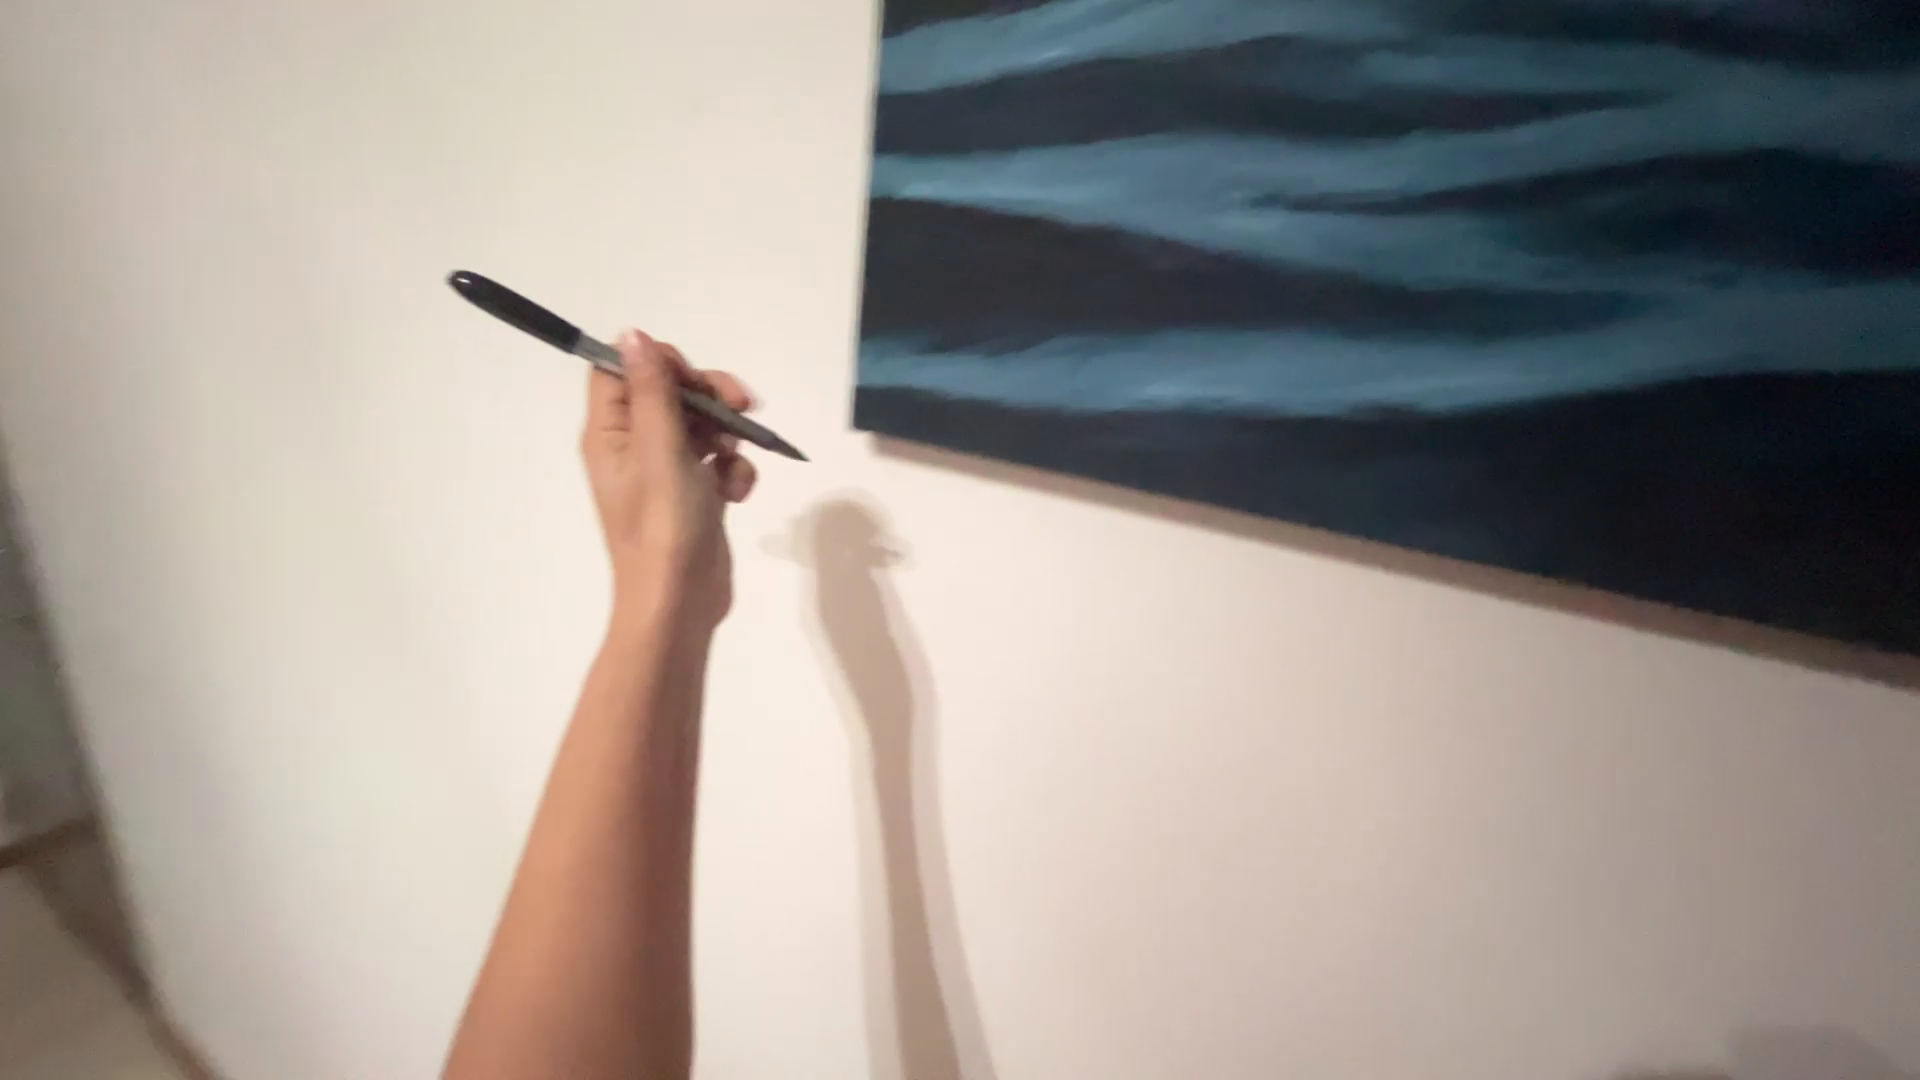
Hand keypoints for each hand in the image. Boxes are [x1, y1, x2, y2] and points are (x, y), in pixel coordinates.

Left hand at [583, 329, 758, 629]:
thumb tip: (632, 333)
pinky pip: (718, 461)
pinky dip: (734, 469)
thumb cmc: (665, 526)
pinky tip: (738, 492)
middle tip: (743, 405)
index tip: (695, 379)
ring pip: (702, 425)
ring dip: (729, 434)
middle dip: (711, 395)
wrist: (681, 601)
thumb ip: (652, 391)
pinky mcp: (696, 494)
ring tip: (737, 458)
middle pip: (671, 392)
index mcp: (611, 432)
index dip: (660, 363)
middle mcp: (635, 446)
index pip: (622, 370)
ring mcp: (667, 471)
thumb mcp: (660, 450)